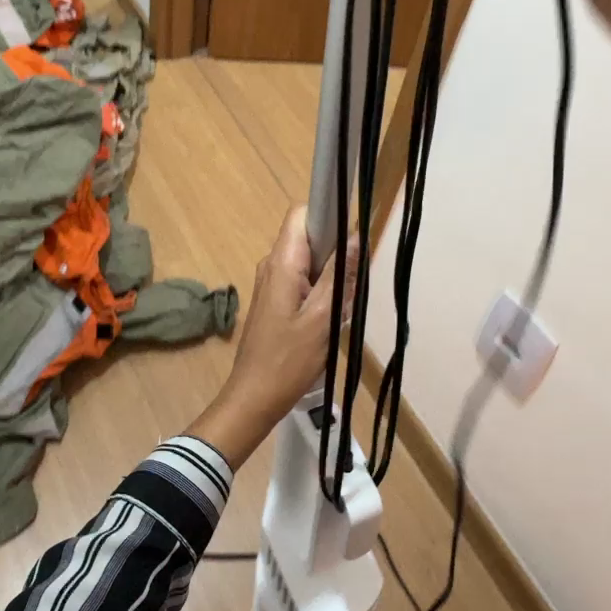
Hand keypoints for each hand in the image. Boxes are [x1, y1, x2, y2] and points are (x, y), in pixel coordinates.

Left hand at [186, 206, 348, 468]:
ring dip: (332, 280)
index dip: (328, 214)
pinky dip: (322, 296)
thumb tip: (356, 236)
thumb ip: (339, 276)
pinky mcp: (275, 300)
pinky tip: (329, 324)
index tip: (353, 233)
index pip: (302, 213)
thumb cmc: (289, 359)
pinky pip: (304, 283)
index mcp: (282, 262)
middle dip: (337, 255)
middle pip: (310, 238)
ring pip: (311, 263)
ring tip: (340, 313)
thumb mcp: (323, 318)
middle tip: (351, 288)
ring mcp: (272, 283)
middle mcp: (273, 264)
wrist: (254, 397)